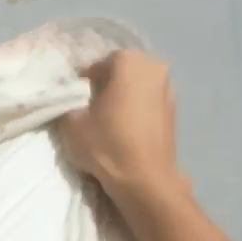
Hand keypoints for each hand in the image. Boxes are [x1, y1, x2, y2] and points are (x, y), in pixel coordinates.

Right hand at [57, 49, 183, 197]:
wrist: (144, 178)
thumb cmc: (107, 145)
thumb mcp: (72, 124)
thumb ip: (67, 103)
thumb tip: (69, 98)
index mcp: (129, 62)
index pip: (98, 65)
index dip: (83, 84)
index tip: (75, 103)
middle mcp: (154, 66)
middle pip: (120, 72)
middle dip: (105, 87)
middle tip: (90, 110)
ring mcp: (169, 87)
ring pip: (136, 86)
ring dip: (122, 97)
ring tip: (108, 121)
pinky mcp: (174, 109)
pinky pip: (148, 101)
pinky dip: (136, 109)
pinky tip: (126, 129)